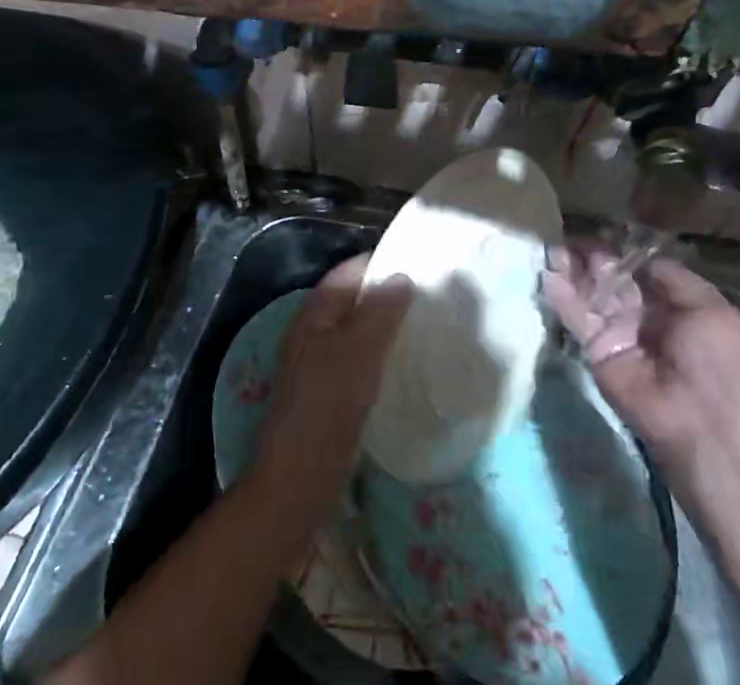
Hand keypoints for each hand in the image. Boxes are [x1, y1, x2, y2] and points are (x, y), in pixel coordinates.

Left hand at [249, 255, 414, 533]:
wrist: (300, 476)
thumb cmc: (326, 408)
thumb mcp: (355, 354)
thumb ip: (377, 314)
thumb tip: (401, 274)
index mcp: (312, 317)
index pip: (346, 275)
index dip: (379, 263)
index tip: (423, 261)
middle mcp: (314, 335)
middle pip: (353, 302)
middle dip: (389, 294)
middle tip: (438, 294)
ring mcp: (322, 365)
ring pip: (360, 332)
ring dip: (390, 325)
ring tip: (434, 323)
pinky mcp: (334, 393)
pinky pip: (363, 361)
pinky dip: (386, 354)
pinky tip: (413, 363)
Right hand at [542, 248, 739, 474]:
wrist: (709, 430)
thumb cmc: (728, 368)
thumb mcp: (715, 313)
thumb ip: (675, 281)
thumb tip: (642, 258)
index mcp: (685, 308)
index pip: (647, 271)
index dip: (626, 251)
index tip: (603, 229)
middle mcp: (649, 318)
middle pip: (615, 280)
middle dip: (595, 257)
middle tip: (569, 235)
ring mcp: (620, 335)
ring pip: (591, 296)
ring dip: (573, 272)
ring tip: (552, 247)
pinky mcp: (595, 351)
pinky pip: (577, 319)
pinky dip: (562, 296)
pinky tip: (548, 274)